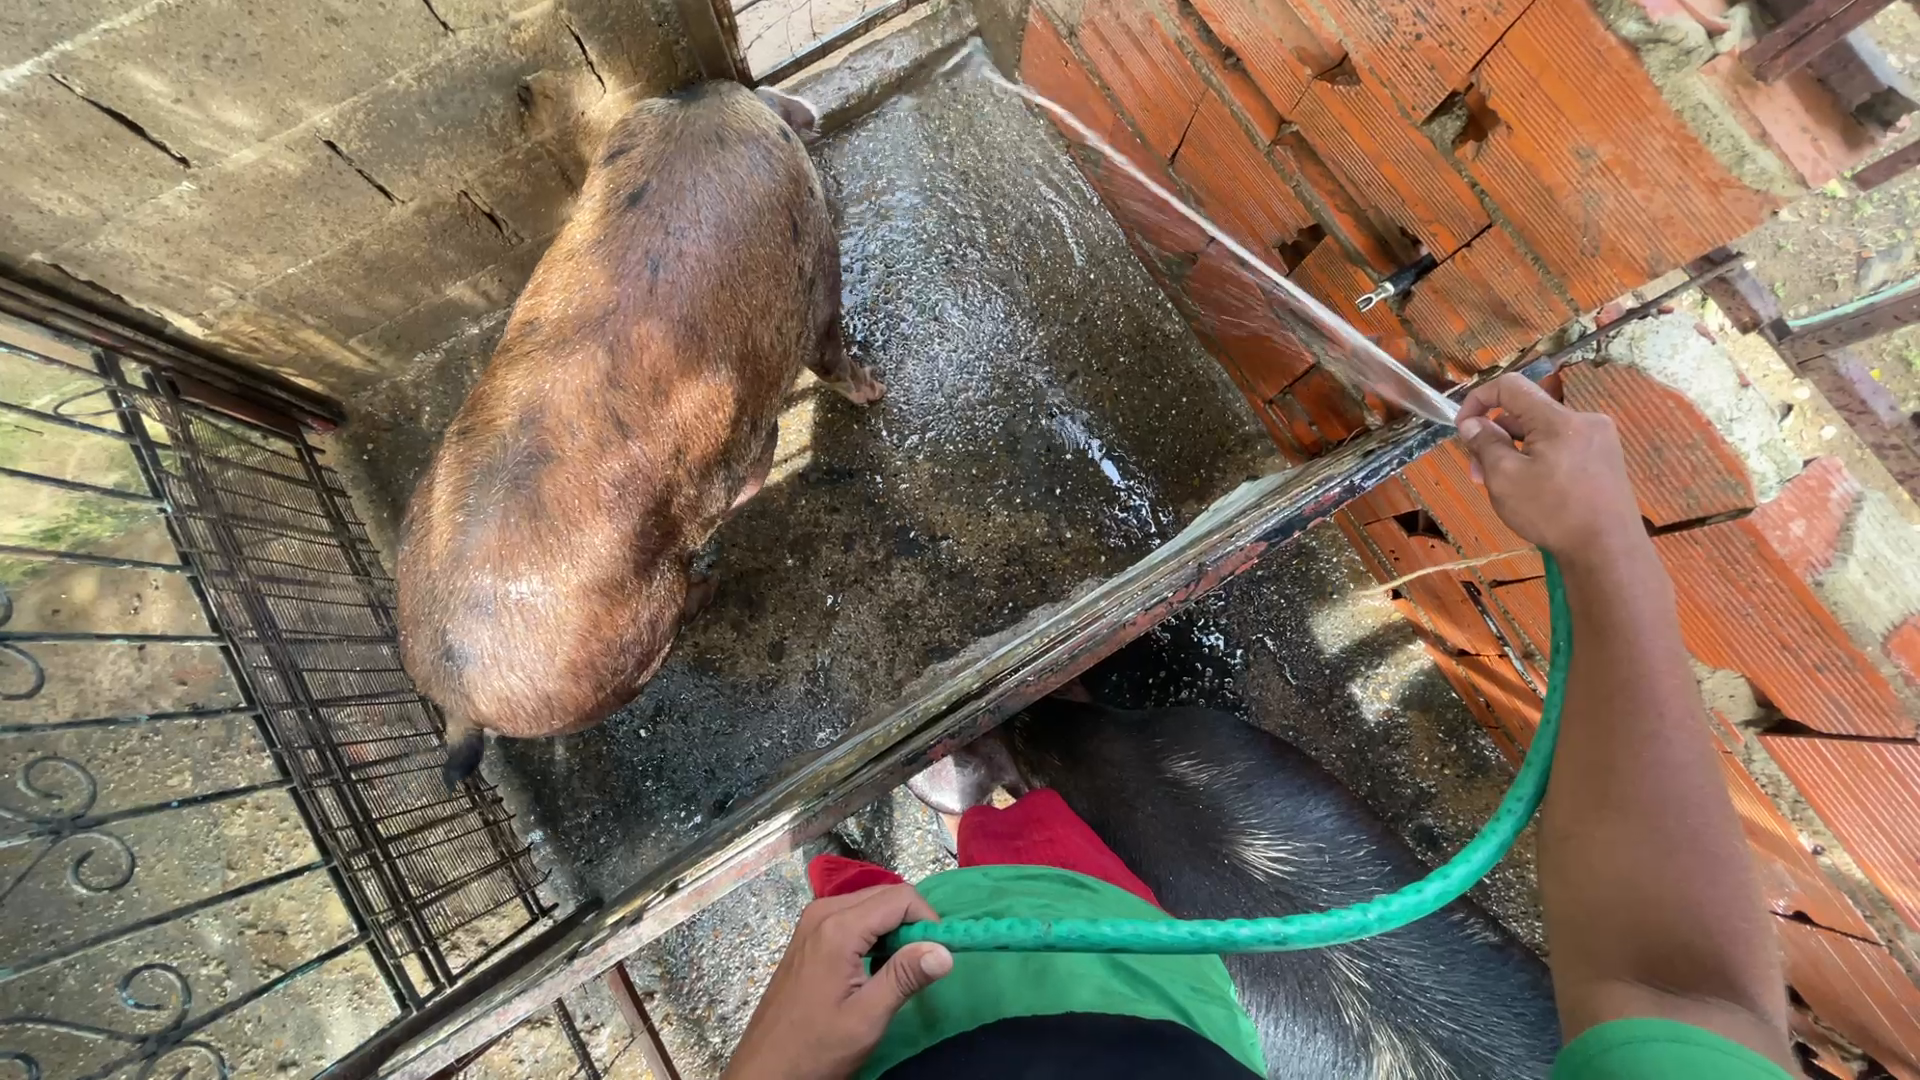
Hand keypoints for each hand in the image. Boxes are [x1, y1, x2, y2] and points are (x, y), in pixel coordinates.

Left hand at [723, 884, 953, 1079]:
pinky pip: (853, 915)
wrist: (763, 1072)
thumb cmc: (815, 1050)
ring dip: (892, 928)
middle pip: (885, 895)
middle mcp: (824, 910)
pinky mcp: (810, 933)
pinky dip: (872, 932)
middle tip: (920, 965)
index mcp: (838, 926)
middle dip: (911, 923)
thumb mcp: (866, 1019)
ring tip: (897, 969)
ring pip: (871, 903)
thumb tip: (945, 951)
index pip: (901, 897)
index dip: (927, 920)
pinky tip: (873, 966)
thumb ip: (904, 977)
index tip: (936, 954)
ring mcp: (813, 920)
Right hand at [1454, 374, 1644, 567]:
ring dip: (1512, 449)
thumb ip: (1485, 444)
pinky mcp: (1602, 457)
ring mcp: (1597, 438)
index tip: (1461, 427)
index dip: (1477, 400)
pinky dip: (1534, 457)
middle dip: (1493, 435)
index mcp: (1559, 420)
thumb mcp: (1504, 477)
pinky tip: (1527, 485)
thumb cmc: (1550, 511)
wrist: (1606, 547)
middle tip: (1476, 471)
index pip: (1511, 387)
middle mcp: (1584, 420)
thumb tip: (1471, 423)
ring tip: (1498, 483)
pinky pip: (1558, 445)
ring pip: (1540, 432)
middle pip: (1525, 412)